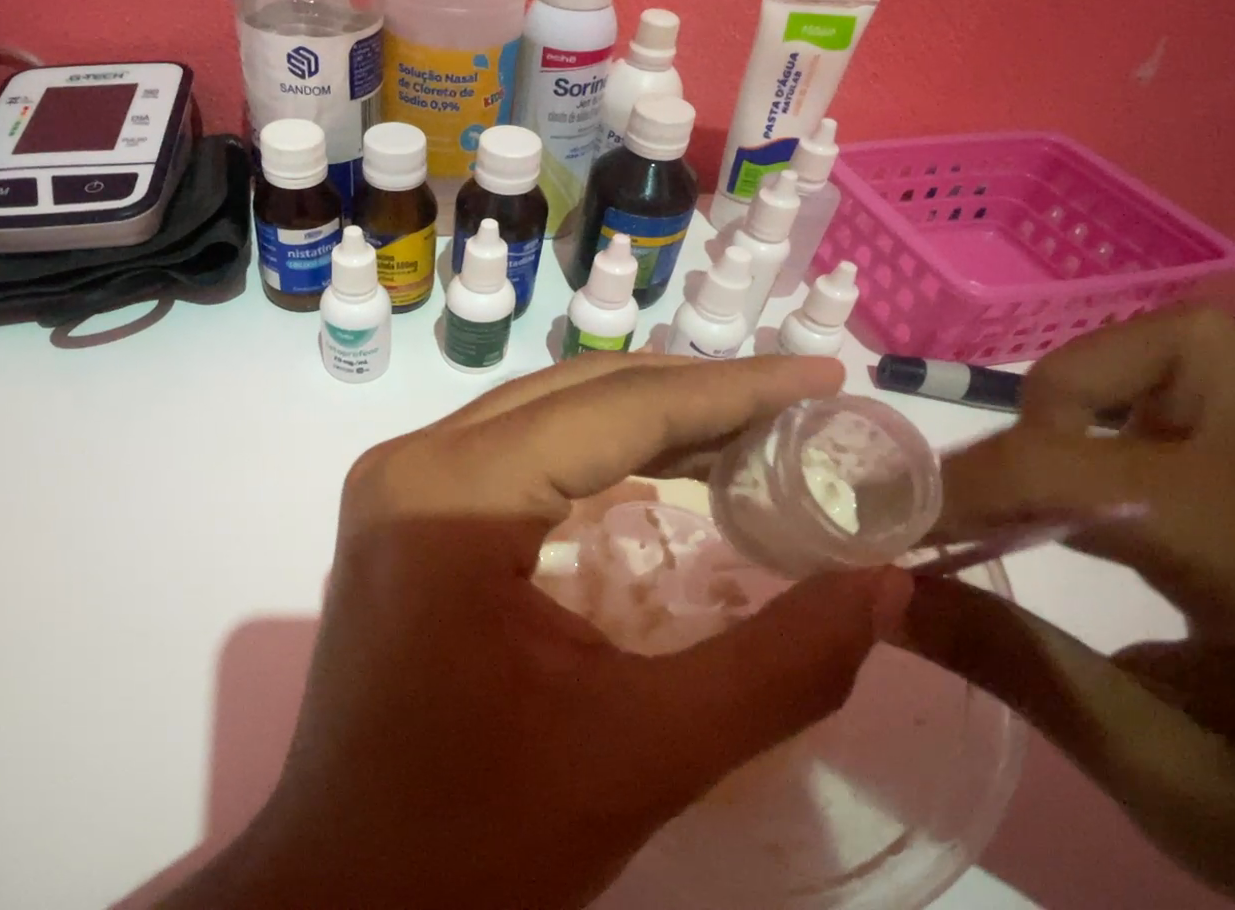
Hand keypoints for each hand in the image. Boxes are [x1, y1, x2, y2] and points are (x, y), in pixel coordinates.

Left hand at [161, 355, 910, 909]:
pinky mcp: (402, 518)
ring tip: (753, 435)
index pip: (615, 409)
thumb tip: (886, 585)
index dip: (732, 390)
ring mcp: (397, 488)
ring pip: (543, 416)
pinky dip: (595, 454)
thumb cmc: (479, 832)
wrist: (347, 885)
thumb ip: (780, 666)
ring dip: (647, 419)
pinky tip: (662, 475)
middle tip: (801, 406)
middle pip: (575, 394)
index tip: (824, 375)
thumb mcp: (646, 751)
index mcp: (452, 496)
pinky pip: (513, 455)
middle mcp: (412, 464)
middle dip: (693, 395)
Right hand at [900, 306, 1234, 907]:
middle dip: (1050, 411)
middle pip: (1169, 354)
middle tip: (1006, 503)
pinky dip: (1137, 423)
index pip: (1076, 467)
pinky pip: (1221, 406)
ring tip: (1058, 491)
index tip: (885, 528)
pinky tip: (1111, 508)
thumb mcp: (1169, 779)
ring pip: (1202, 360)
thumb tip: (881, 595)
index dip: (955, 487)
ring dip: (1103, 399)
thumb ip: (1016, 668)